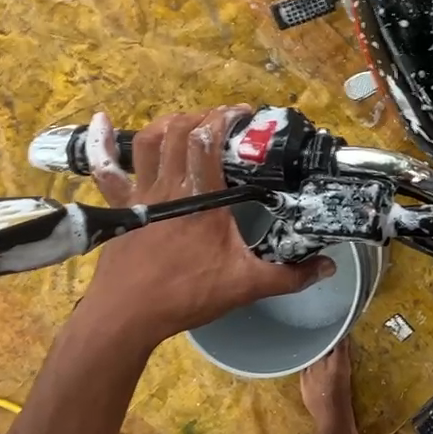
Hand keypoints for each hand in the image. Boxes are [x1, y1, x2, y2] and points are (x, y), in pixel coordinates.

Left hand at [79, 107, 328, 347]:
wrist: (125, 318)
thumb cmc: (186, 295)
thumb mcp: (246, 286)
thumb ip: (290, 276)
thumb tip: (329, 267)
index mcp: (201, 199)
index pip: (208, 141)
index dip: (225, 119)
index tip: (246, 116)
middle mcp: (168, 187)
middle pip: (180, 131)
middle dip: (205, 116)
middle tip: (227, 121)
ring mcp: (140, 195)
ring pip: (149, 141)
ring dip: (170, 123)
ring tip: (191, 123)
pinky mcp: (121, 208)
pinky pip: (105, 169)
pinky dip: (102, 143)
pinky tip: (102, 121)